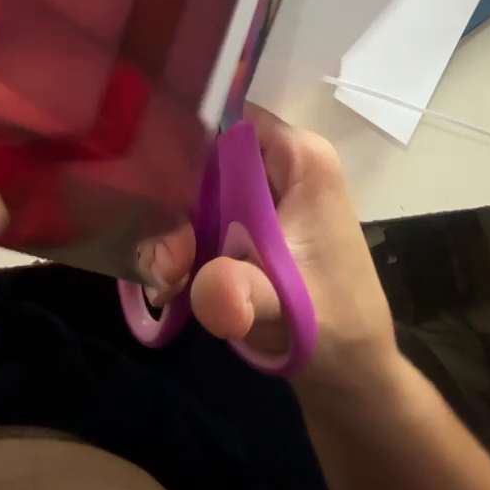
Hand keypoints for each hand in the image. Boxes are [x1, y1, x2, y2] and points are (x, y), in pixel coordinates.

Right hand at [142, 105, 399, 390]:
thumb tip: (210, 291)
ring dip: (173, 221)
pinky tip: (171, 271)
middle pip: (203, 149)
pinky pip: (203, 206)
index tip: (139, 175)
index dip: (178, 137)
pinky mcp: (254, 215)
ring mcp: (267, 187)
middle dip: (170, 192)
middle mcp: (283, 159)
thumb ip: (244, 293)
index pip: (222, 114)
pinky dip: (183, 236)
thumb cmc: (329, 328)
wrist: (349, 375)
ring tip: (163, 267)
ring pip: (197, 181)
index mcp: (300, 156)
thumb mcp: (284, 307)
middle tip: (152, 242)